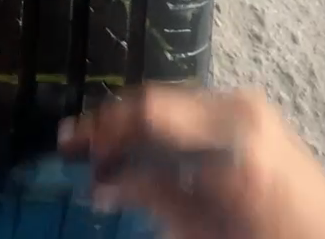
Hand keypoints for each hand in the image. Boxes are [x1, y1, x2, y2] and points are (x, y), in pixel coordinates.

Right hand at [59, 86, 324, 238]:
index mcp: (232, 141)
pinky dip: (165, 125)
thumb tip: (102, 182)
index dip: (103, 127)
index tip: (70, 142)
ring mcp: (249, 106)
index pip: (149, 114)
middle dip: (115, 123)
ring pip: (172, 101)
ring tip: (108, 150)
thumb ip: (154, 199)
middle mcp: (239, 110)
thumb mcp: (208, 233)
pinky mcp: (254, 111)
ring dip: (137, 124)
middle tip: (80, 146)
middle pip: (157, 100)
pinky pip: (193, 109)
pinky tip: (147, 148)